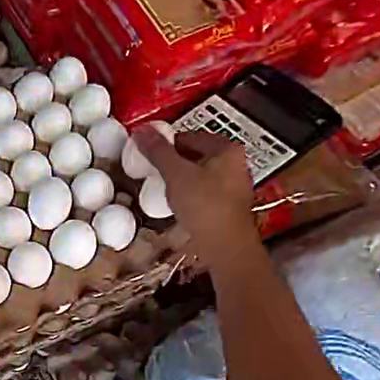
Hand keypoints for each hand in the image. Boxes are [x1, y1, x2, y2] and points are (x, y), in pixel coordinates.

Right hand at [134, 127, 259, 265]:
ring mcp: (233, 188)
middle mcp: (236, 165)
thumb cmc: (208, 208)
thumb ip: (158, 151)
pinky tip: (177, 205)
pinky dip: (189, 196)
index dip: (167, 143)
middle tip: (153, 168)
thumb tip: (142, 132)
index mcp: (228, 149)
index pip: (190, 136)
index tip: (150, 150)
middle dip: (174, 162)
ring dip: (180, 180)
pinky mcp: (227, 208)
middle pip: (196, 155)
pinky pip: (203, 194)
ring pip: (200, 176)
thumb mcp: (176, 174)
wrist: (225, 247)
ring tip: (162, 187)